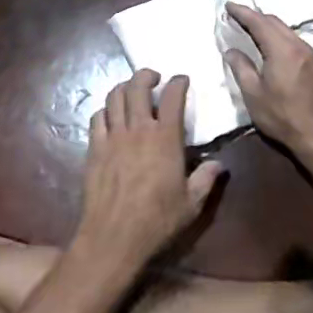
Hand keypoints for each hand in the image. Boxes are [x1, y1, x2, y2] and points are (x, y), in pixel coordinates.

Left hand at [74, 69, 222, 267]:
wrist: (113, 237)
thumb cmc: (157, 221)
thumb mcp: (192, 203)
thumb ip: (206, 179)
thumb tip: (218, 164)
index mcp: (165, 138)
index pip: (172, 97)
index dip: (178, 82)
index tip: (182, 79)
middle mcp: (138, 130)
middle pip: (137, 87)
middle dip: (146, 75)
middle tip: (154, 78)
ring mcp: (112, 137)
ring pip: (113, 97)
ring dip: (124, 87)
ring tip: (131, 91)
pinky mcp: (94, 149)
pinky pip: (97, 118)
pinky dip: (105, 110)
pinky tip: (110, 116)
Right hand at [222, 3, 312, 149]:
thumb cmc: (281, 115)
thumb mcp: (253, 93)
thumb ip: (241, 67)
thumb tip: (231, 50)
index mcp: (282, 50)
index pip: (259, 23)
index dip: (242, 13)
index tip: (228, 6)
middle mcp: (297, 45)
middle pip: (274, 21)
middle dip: (254, 16)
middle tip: (235, 15)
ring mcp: (308, 53)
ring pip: (284, 29)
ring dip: (266, 24)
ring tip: (248, 26)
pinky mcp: (312, 62)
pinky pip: (290, 38)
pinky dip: (276, 34)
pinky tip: (267, 42)